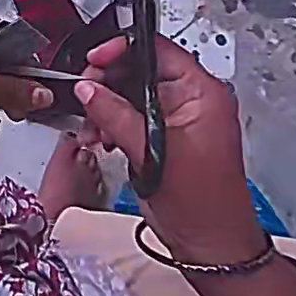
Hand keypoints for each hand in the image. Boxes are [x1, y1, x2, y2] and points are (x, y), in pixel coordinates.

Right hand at [74, 36, 267, 263]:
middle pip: (136, 70)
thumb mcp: (152, 152)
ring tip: (93, 130)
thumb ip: (116, 114)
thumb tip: (88, 88)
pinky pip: (126, 115)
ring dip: (102, 107)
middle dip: (105, 84)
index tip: (94, 61)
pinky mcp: (158, 135)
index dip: (122, 50)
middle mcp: (188, 100)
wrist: (208, 245)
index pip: (157, 50)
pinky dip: (108, 123)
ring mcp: (172, 118)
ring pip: (126, 93)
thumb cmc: (201, 203)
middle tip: (87, 99)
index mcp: (200, 93)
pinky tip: (100, 139)